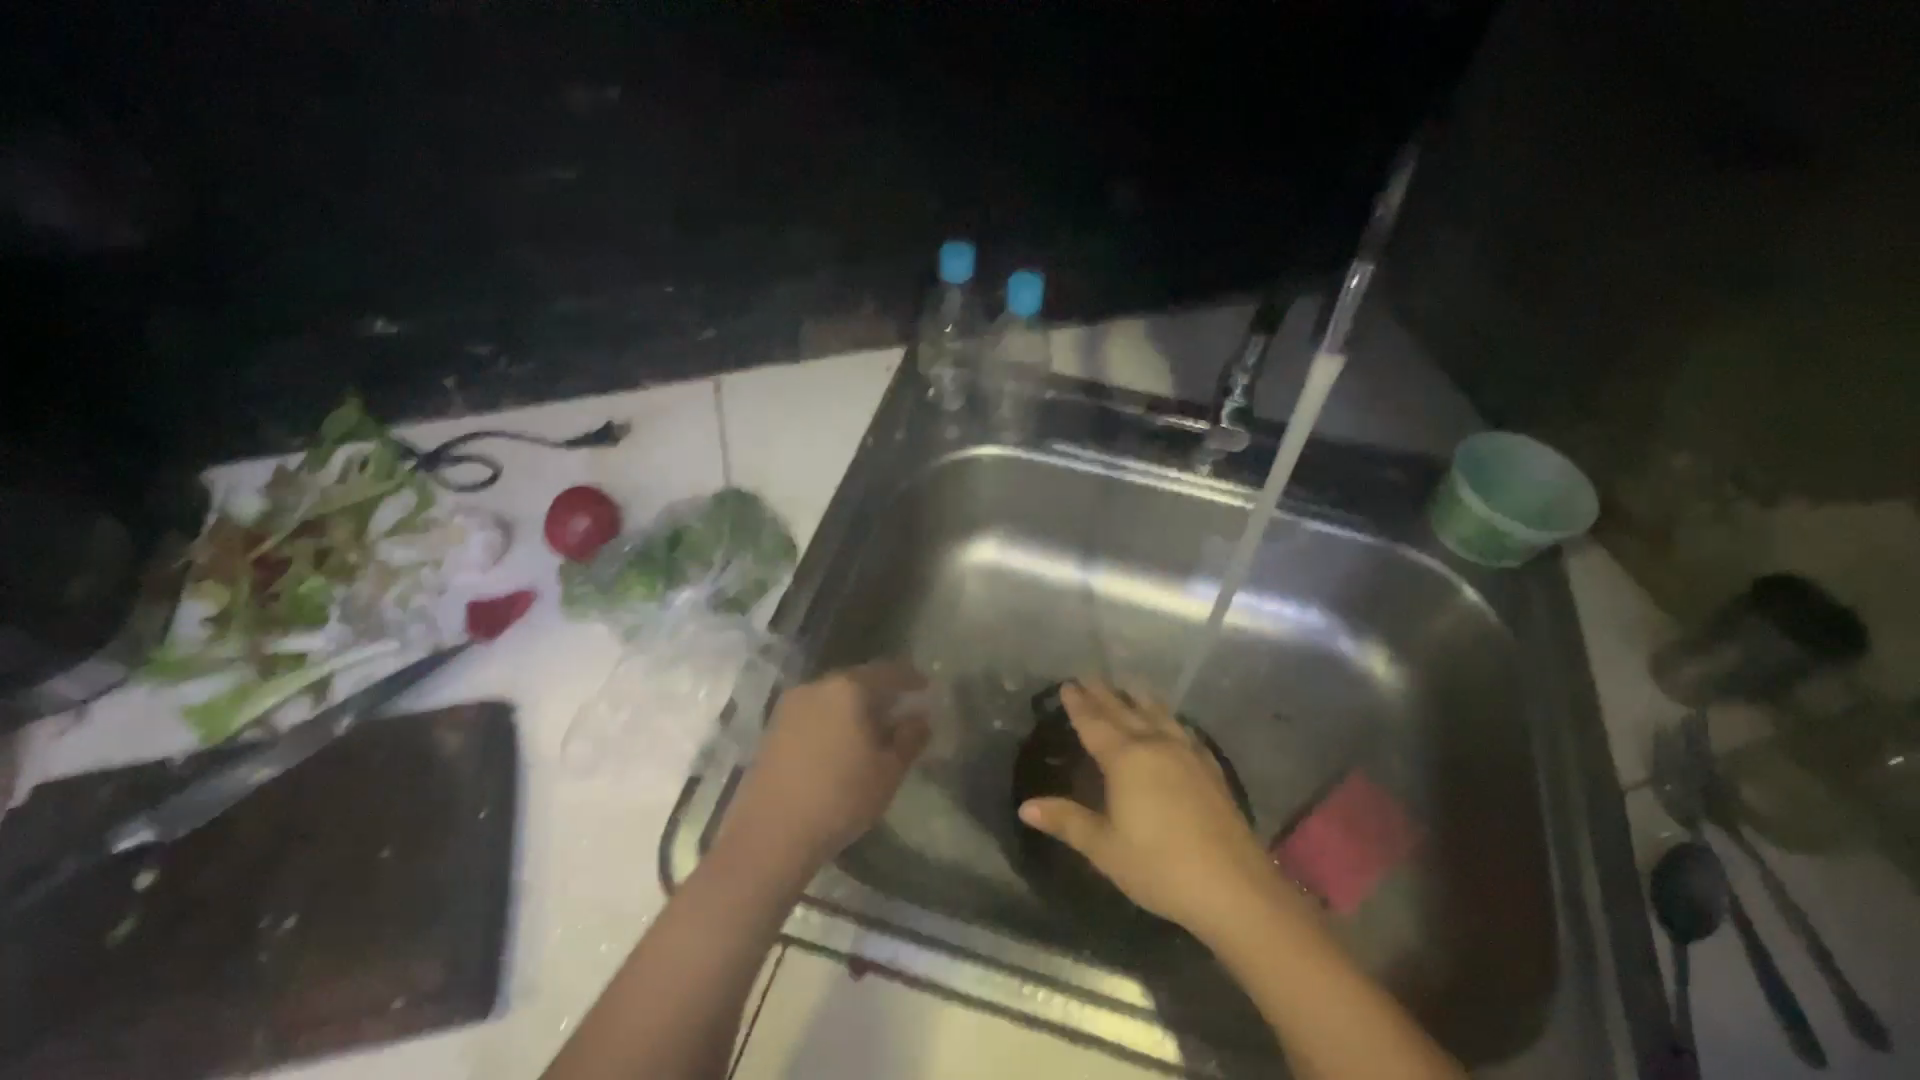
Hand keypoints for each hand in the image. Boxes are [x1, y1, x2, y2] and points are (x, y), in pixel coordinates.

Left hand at [721, 662, 930, 871]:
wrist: (771, 834)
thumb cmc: (840, 798)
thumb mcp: (888, 772)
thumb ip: (910, 739)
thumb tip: (920, 718)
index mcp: (848, 688)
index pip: (887, 672)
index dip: (910, 678)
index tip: (926, 687)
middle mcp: (815, 687)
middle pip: (856, 681)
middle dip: (880, 693)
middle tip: (901, 711)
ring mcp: (788, 707)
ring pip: (831, 698)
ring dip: (853, 709)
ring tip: (872, 732)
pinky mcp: (771, 730)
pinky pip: (812, 715)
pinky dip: (831, 722)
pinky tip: (840, 746)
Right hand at [1017, 680, 1286, 933]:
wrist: (1233, 886)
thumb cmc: (1158, 866)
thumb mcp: (1104, 847)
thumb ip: (1067, 821)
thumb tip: (1025, 807)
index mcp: (1126, 760)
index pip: (1095, 723)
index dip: (1079, 704)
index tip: (1067, 684)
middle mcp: (1157, 746)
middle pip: (1126, 712)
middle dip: (1105, 695)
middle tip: (1090, 677)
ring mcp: (1188, 755)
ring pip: (1159, 716)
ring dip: (1140, 700)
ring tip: (1129, 687)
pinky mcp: (1211, 770)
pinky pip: (1184, 732)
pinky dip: (1170, 720)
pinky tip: (1173, 726)